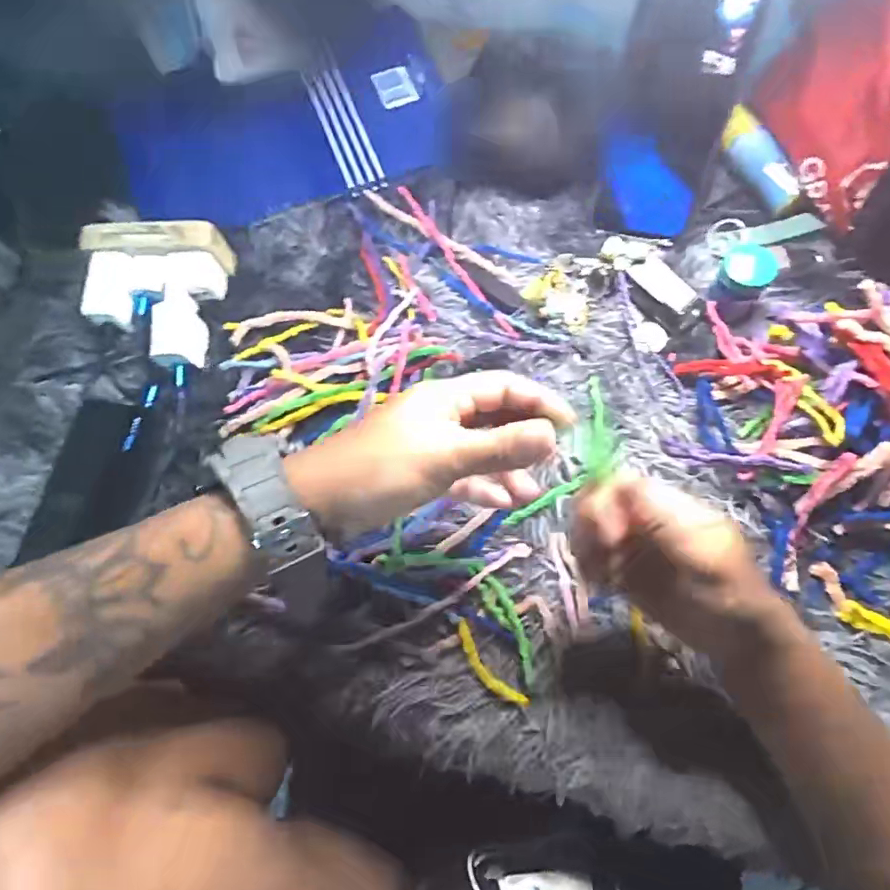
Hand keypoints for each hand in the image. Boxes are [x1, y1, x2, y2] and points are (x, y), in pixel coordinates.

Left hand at [282, 371, 576, 536]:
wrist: (320, 502)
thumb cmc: (384, 470)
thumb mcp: (446, 457)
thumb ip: (499, 447)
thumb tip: (553, 436)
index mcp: (447, 397)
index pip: (504, 387)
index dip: (540, 402)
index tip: (570, 426)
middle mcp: (442, 415)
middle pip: (496, 418)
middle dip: (526, 439)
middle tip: (554, 464)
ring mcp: (432, 444)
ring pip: (481, 450)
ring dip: (507, 468)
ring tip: (532, 494)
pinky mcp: (423, 472)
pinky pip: (463, 473)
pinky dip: (483, 485)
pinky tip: (504, 502)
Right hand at [573, 473, 796, 661]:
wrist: (739, 638)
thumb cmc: (729, 589)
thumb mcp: (701, 551)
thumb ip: (661, 517)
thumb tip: (624, 480)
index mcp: (667, 507)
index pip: (620, 483)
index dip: (604, 501)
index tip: (610, 536)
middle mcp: (644, 520)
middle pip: (598, 502)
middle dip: (589, 526)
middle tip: (599, 559)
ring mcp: (633, 547)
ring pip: (590, 531)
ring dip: (585, 549)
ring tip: (599, 577)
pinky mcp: (625, 574)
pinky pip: (593, 560)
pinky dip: (589, 569)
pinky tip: (601, 586)